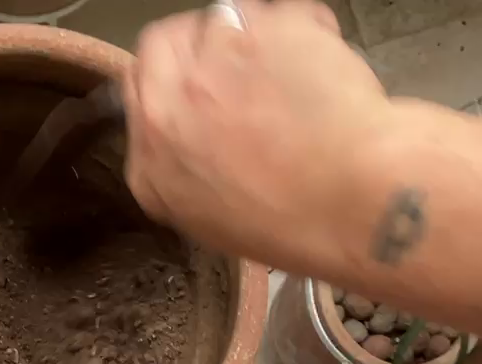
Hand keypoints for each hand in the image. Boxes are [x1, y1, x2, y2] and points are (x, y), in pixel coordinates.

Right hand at [122, 0, 392, 269]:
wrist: (343, 200)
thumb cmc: (284, 224)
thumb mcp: (205, 218)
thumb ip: (180, 166)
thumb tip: (192, 136)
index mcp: (150, 162)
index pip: (138, 92)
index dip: (170, 85)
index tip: (197, 92)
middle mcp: (168, 105)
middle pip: (162, 44)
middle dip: (196, 50)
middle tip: (236, 70)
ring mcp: (215, 60)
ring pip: (219, 19)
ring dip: (248, 38)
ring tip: (283, 76)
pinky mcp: (266, 26)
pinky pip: (278, 12)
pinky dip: (297, 33)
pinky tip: (315, 70)